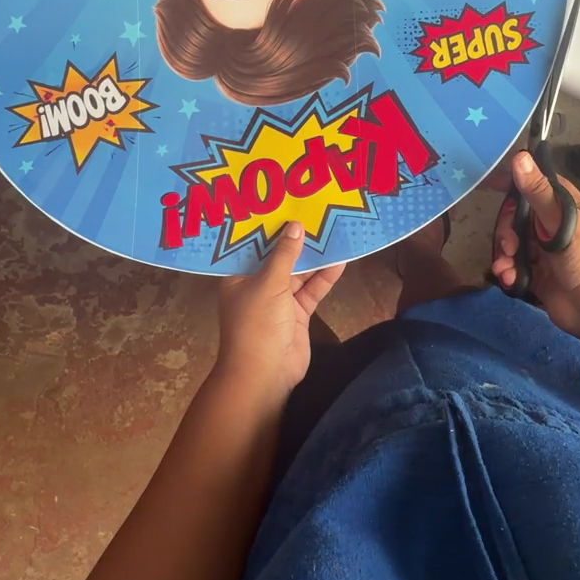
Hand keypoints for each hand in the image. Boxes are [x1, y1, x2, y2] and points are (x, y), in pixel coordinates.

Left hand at [214, 222, 344, 398]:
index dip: (267, 226)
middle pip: (278, 257)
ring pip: (299, 273)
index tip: (284, 204)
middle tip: (315, 212)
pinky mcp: (298, 314)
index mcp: (238, 276)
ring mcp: (279, 300)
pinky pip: (312, 290)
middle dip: (296, 239)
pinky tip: (341, 260)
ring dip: (314, 257)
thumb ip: (285, 255)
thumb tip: (296, 225)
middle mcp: (257, 285)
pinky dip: (325, 278)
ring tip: (333, 230)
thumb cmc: (257, 324)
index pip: (252, 245)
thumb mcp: (269, 284)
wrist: (266, 375)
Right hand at [489, 151, 579, 337]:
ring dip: (503, 254)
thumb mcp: (563, 223)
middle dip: (505, 230)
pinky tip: (511, 280)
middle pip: (515, 216)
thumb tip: (519, 157)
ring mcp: (543, 250)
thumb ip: (538, 192)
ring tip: (506, 268)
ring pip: (511, 242)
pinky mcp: (536, 273)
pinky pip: (512, 265)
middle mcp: (552, 224)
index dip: (512, 181)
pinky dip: (508, 271)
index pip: (534, 183)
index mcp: (563, 206)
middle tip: (510, 246)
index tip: (488, 184)